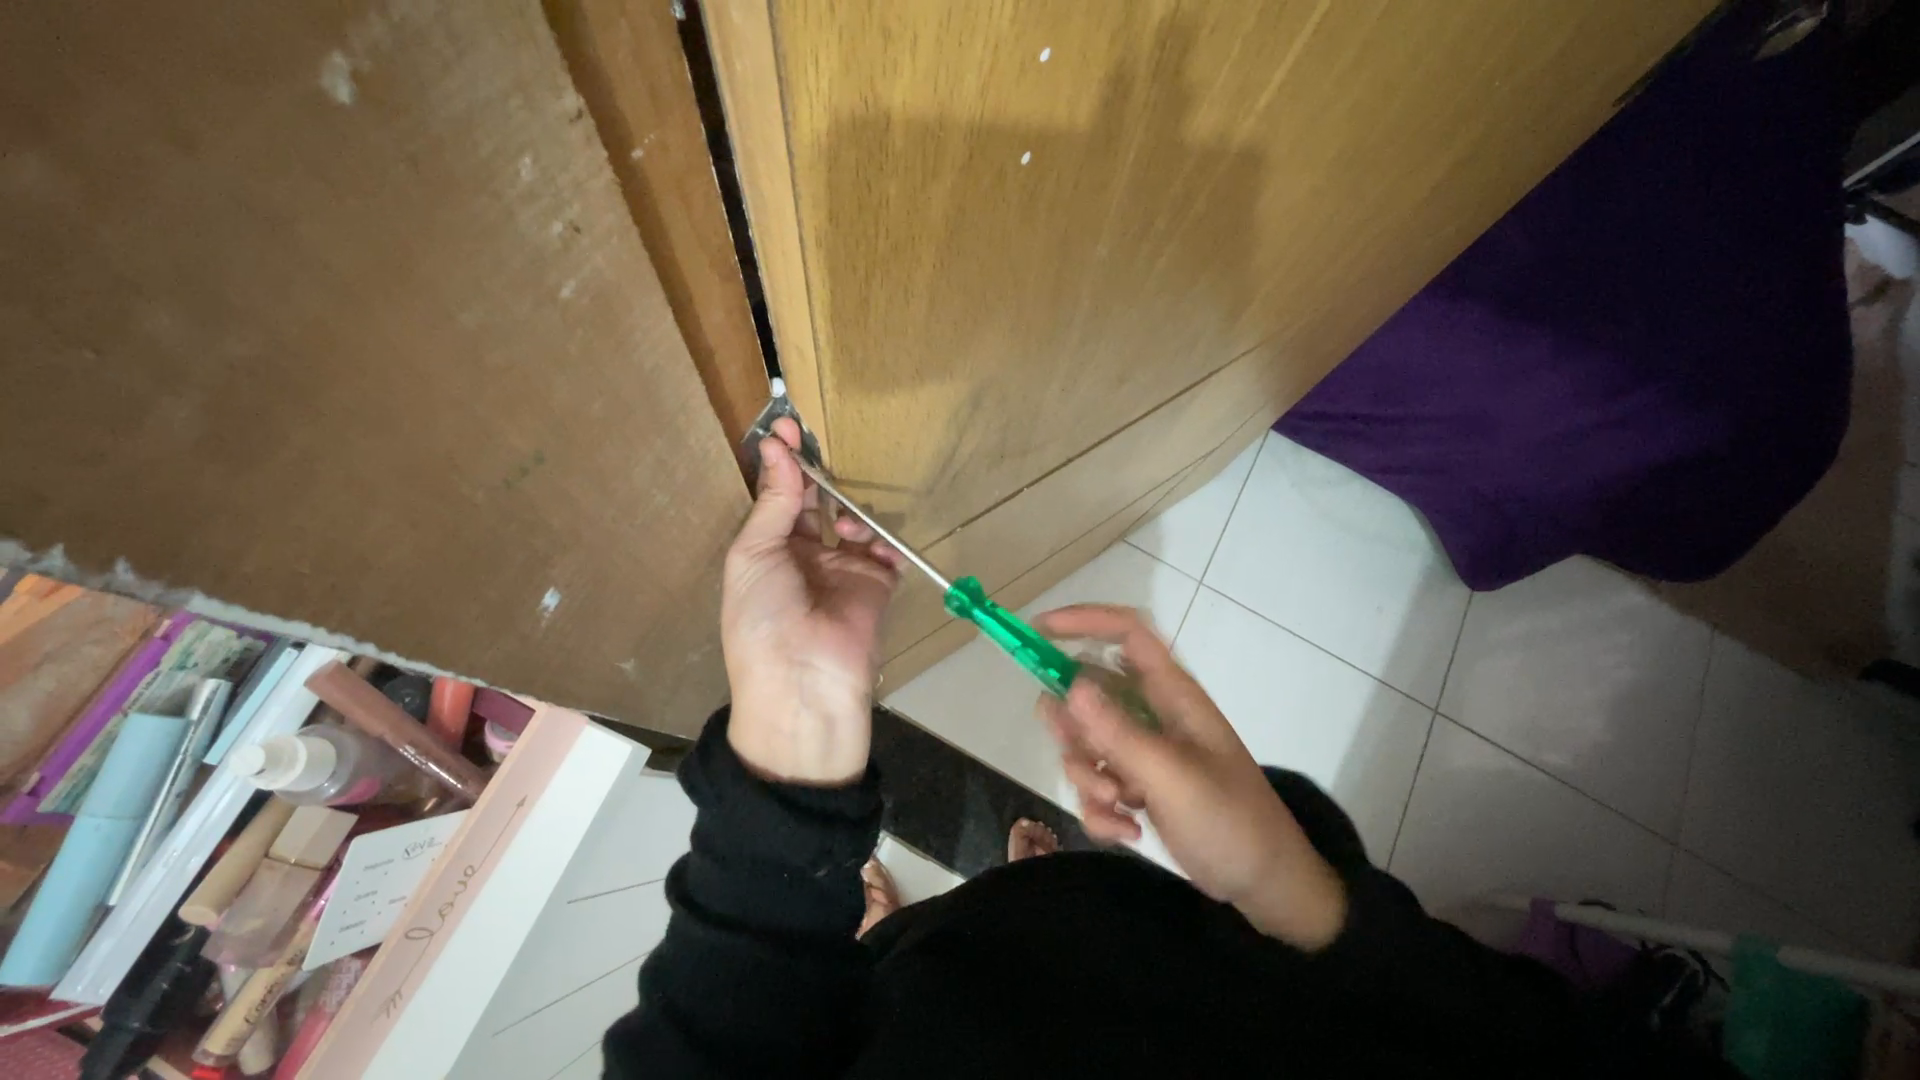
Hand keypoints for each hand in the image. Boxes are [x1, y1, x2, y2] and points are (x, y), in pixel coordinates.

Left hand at [722, 418, 902, 785]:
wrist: (802, 684)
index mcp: (767, 551)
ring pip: (855, 524)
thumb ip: (775, 503)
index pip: (778, 498)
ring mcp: (842, 572)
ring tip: (848, 524)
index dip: (782, 465)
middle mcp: (804, 557)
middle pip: (816, 504)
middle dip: (817, 475)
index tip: (786, 427)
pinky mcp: (876, 588)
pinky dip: (886, 544)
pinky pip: (887, 555)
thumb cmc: (763, 618)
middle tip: (819, 443)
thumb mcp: (754, 556)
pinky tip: (875, 547)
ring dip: (853, 512)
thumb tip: (779, 449)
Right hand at [1033, 604, 1346, 949]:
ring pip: (1084, 741)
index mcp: (1172, 695)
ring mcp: (1144, 751)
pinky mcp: (1138, 786)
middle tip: (1084, 756)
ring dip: (1087, 777)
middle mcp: (1153, 714)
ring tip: (1118, 806)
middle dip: (1074, 729)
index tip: (1038, 632)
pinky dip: (1099, 808)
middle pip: (1088, 691)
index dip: (1084, 620)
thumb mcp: (1172, 778)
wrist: (1265, 886)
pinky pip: (1094, 781)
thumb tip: (1070, 687)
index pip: (1126, 632)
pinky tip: (1125, 831)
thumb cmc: (1230, 822)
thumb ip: (1119, 733)